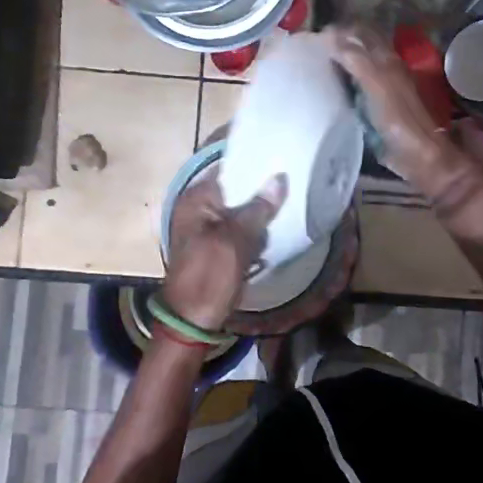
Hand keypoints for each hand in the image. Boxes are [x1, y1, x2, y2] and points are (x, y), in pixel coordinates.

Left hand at [159, 174, 285, 330]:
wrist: (192, 321)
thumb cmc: (210, 275)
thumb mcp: (237, 239)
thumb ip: (258, 208)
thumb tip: (279, 179)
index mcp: (195, 199)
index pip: (228, 169)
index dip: (254, 166)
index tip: (282, 161)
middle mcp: (195, 209)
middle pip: (235, 191)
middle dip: (259, 194)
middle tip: (290, 189)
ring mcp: (203, 229)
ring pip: (239, 213)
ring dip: (258, 218)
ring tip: (285, 212)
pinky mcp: (212, 248)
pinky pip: (236, 232)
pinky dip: (251, 234)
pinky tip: (269, 237)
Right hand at [321, 23, 468, 195]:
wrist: (418, 155)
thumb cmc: (398, 120)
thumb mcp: (376, 85)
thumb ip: (356, 60)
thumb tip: (330, 36)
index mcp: (387, 60)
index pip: (362, 33)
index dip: (341, 30)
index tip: (316, 34)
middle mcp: (386, 69)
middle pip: (361, 47)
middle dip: (339, 43)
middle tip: (312, 47)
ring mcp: (381, 88)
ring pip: (358, 65)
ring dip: (340, 61)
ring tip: (317, 64)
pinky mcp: (376, 107)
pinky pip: (355, 86)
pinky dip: (342, 81)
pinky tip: (330, 88)